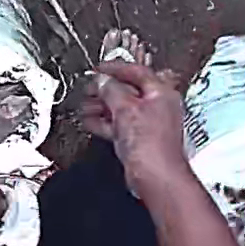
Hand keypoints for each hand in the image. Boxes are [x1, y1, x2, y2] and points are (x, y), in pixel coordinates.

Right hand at [81, 60, 194, 202]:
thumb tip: (102, 81)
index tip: (98, 69)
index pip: (136, 71)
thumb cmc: (152, 145)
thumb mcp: (126, 108)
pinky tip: (89, 121)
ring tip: (84, 105)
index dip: (115, 68)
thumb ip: (111, 91)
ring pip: (121, 109)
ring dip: (101, 106)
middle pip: (128, 91)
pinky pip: (118, 126)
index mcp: (161, 92)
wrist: (156, 177)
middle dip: (105, 89)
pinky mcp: (139, 140)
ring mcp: (148, 124)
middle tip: (88, 88)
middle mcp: (157, 107)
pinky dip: (104, 123)